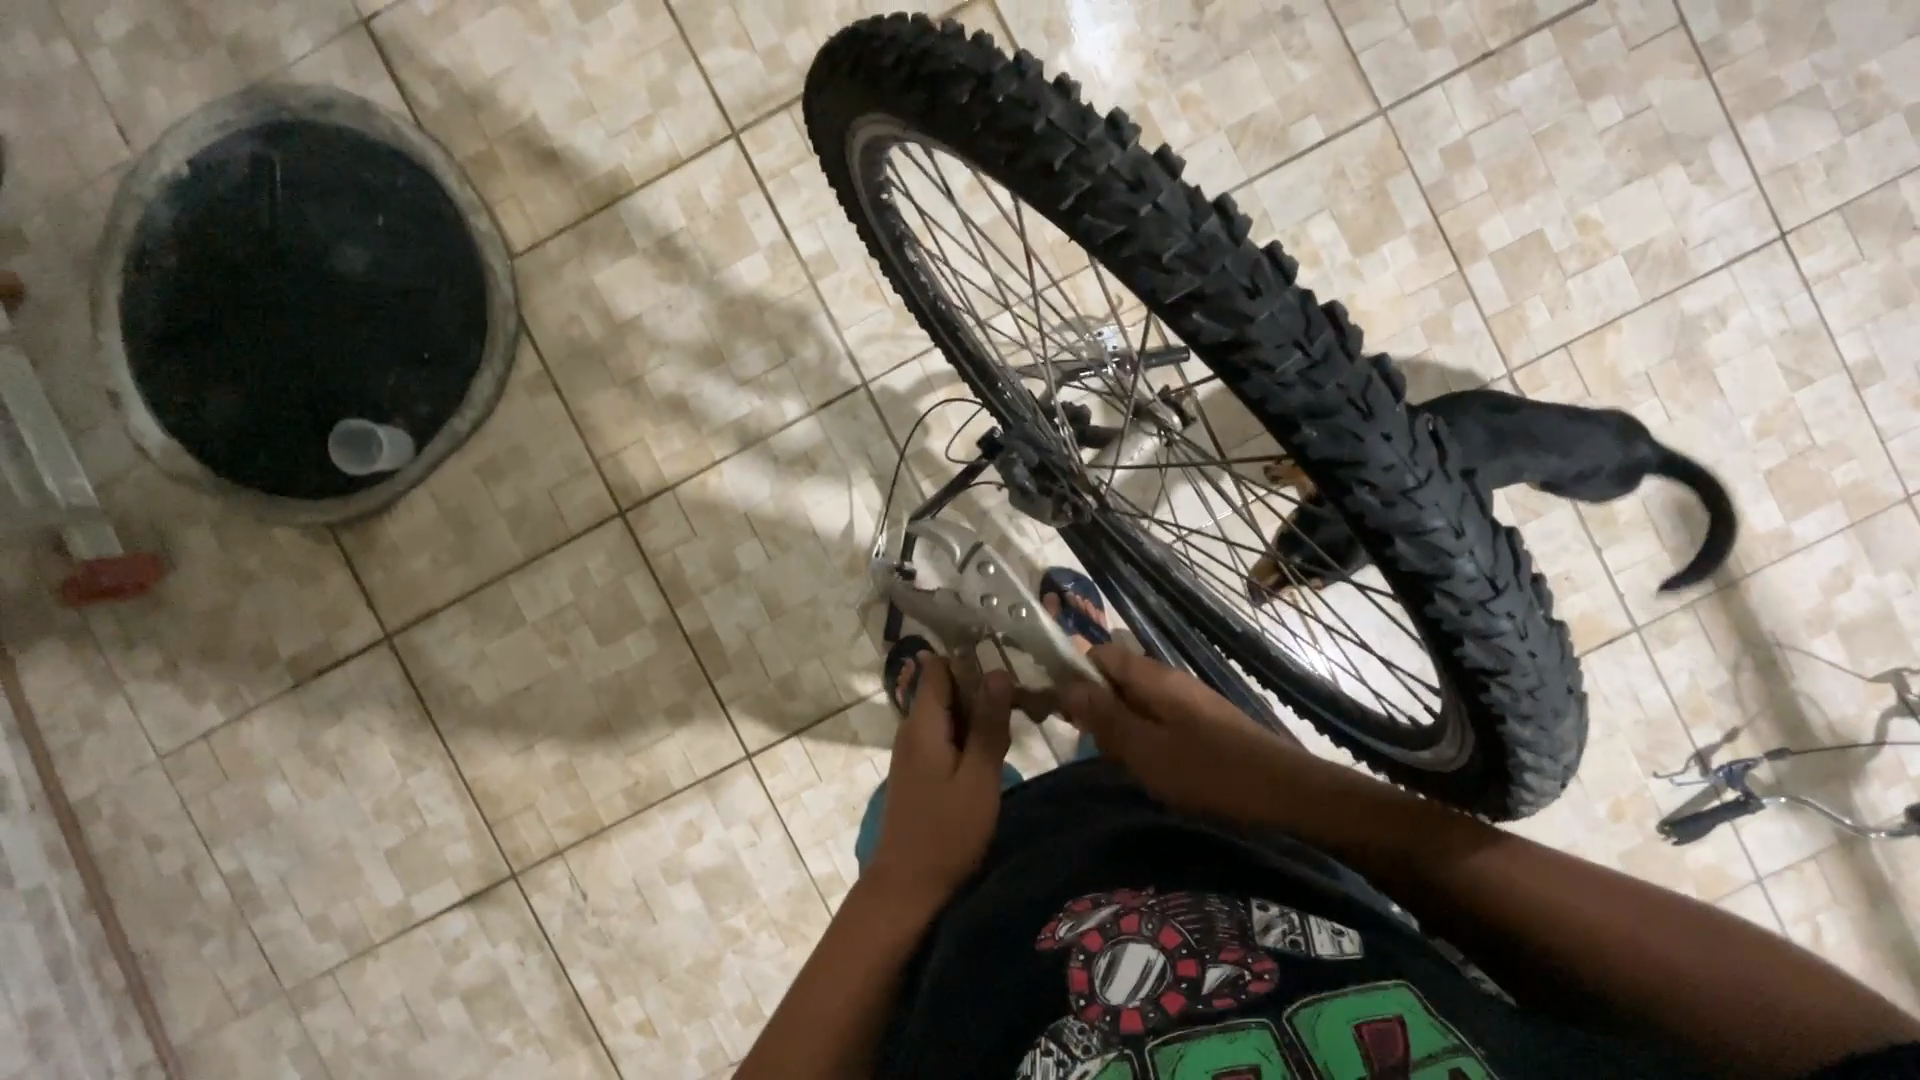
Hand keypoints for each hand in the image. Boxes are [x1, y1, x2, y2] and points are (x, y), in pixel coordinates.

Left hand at [866, 653, 1013, 909]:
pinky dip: (971, 739)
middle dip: (984, 690)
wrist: (908, 887)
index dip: (971, 659)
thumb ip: (989, 725)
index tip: (1009, 664)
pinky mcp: (920, 770)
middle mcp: (913, 728)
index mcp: (923, 723)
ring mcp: (914, 750)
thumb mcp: (979, 778)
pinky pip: (947, 737)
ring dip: (981, 717)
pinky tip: (996, 755)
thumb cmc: (947, 833)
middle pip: (947, 688)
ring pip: (951, 714)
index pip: (939, 666)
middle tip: (1027, 703)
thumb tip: (998, 671)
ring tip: (1020, 726)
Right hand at [1060, 645, 1317, 822]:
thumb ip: (1103, 716)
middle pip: (1117, 678)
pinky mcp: (1205, 722)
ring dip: (1122, 728)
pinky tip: (1155, 770)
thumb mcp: (1144, 749)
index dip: (1075, 676)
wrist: (1285, 792)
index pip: (1099, 654)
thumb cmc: (1207, 771)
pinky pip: (1160, 720)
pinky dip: (1147, 739)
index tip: (1061, 711)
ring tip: (1125, 764)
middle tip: (1098, 748)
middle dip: (1098, 708)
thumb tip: (1065, 685)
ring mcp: (1190, 700)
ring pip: (1138, 702)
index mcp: (1151, 677)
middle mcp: (1169, 679)